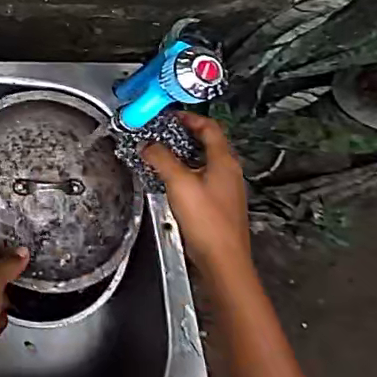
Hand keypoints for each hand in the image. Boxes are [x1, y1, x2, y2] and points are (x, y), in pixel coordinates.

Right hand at [142, 111, 251, 269]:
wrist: (223, 261)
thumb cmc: (208, 222)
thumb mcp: (179, 183)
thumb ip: (161, 159)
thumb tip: (147, 145)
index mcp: (224, 162)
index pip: (210, 127)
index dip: (190, 117)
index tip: (170, 116)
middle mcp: (229, 172)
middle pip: (208, 142)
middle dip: (184, 134)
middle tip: (163, 131)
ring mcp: (226, 189)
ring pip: (204, 161)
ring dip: (184, 153)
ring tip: (162, 153)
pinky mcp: (219, 204)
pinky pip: (202, 177)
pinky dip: (186, 171)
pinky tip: (171, 180)